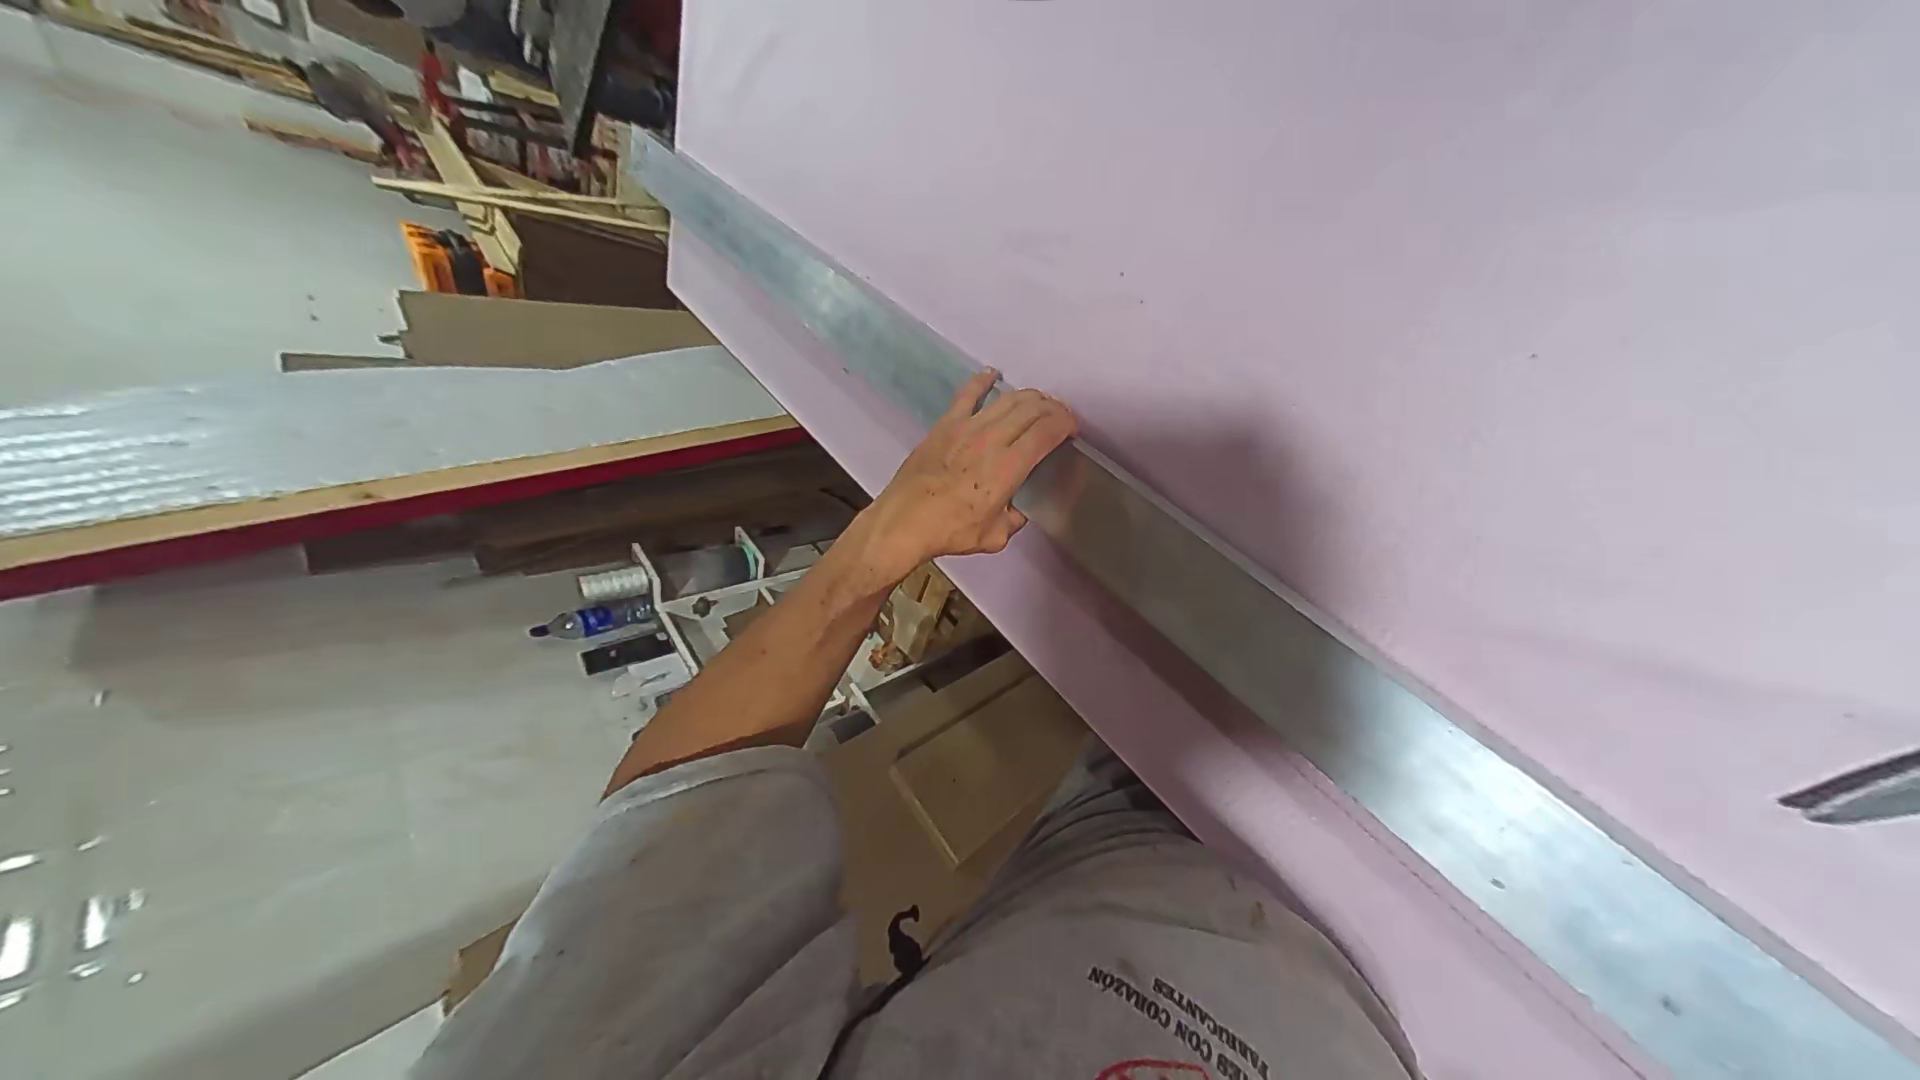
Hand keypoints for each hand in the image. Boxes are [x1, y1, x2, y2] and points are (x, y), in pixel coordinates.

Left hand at [852, 370, 1077, 584]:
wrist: (905, 521)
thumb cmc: (950, 530)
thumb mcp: (995, 536)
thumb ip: (1014, 519)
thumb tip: (1017, 510)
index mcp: (1009, 466)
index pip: (1047, 431)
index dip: (1066, 423)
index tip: (1071, 427)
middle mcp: (992, 439)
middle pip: (1032, 408)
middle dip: (1052, 407)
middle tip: (1058, 415)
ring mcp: (967, 427)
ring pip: (1007, 398)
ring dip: (1028, 396)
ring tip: (1037, 401)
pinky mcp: (945, 425)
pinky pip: (968, 394)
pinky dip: (983, 381)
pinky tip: (992, 374)